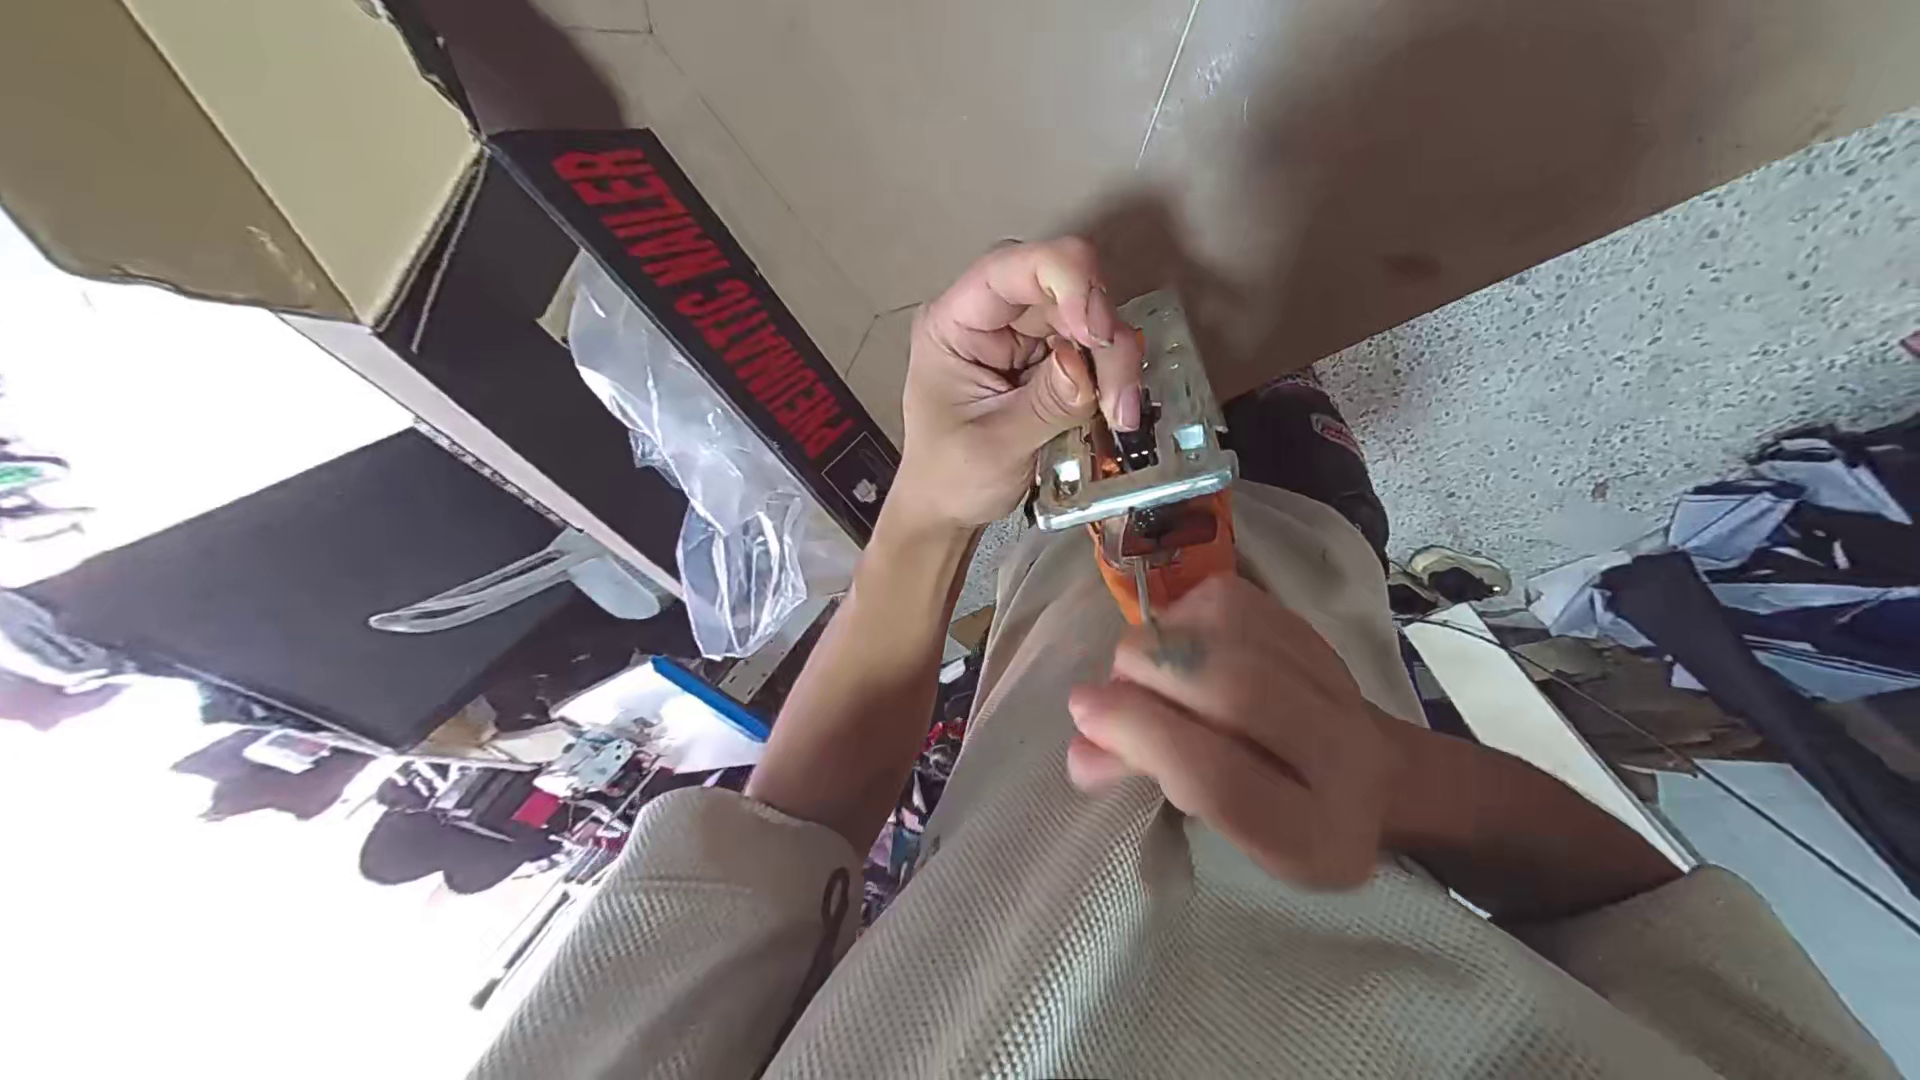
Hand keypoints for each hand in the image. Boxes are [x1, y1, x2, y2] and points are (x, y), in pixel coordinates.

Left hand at [890, 237, 1144, 529]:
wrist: (949, 509)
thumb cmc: (951, 478)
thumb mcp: (996, 446)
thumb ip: (1045, 404)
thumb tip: (1087, 365)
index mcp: (954, 324)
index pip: (1010, 267)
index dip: (1065, 280)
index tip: (1094, 333)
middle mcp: (989, 318)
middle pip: (1063, 289)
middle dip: (1101, 334)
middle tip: (1117, 394)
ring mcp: (1020, 337)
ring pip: (1087, 316)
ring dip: (1114, 361)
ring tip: (1118, 414)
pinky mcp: (1046, 360)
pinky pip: (1092, 349)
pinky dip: (1112, 375)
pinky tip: (1114, 410)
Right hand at [1067, 575, 1401, 887]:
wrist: (1367, 773)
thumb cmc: (1273, 811)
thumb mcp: (1215, 823)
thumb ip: (1146, 780)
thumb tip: (1078, 749)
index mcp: (1310, 833)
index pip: (1219, 777)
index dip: (1141, 733)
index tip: (1085, 712)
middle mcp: (1341, 756)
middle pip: (1231, 687)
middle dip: (1146, 674)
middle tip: (1115, 689)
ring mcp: (1334, 684)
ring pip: (1229, 633)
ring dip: (1160, 642)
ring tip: (1150, 669)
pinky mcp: (1310, 630)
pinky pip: (1227, 600)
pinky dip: (1183, 613)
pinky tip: (1182, 640)